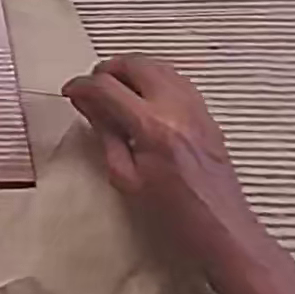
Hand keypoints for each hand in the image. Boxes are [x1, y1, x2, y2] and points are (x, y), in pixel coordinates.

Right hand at [63, 54, 256, 265]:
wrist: (222, 230)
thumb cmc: (176, 214)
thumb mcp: (126, 177)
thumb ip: (104, 132)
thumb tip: (87, 104)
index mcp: (152, 127)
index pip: (106, 87)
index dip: (82, 85)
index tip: (72, 91)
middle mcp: (175, 108)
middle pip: (132, 63)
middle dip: (106, 70)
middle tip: (92, 87)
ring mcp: (194, 106)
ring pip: (155, 63)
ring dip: (129, 69)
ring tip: (114, 87)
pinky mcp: (205, 111)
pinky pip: (174, 76)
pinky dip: (152, 76)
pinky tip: (142, 93)